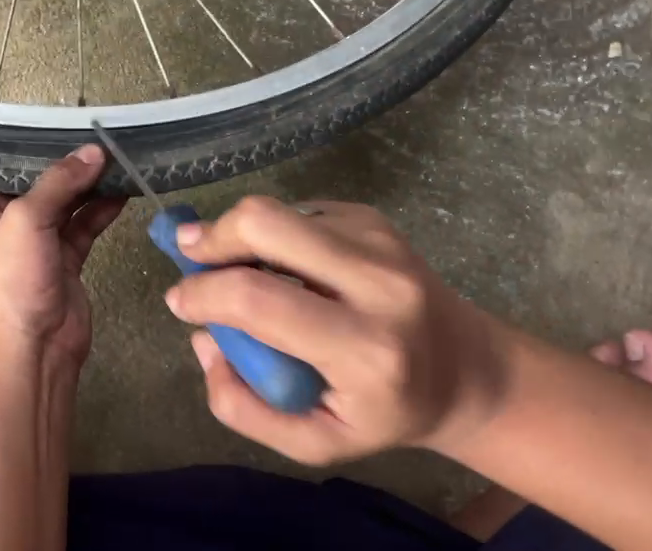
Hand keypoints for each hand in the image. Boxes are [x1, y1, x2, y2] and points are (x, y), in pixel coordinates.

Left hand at [0, 146, 125, 370]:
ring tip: (120, 157)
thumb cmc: (12, 278)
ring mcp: (38, 238)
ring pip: (67, 199)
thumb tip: (95, 151)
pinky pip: (85, 223)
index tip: (63, 116)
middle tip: (101, 132)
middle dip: (68, 160)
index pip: (3, 161)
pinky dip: (102, 208)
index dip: (30, 141)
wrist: (33, 349)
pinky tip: (124, 189)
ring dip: (90, 183)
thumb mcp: (27, 219)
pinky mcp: (66, 257)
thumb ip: (60, 182)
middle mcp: (6, 216)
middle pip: (40, 178)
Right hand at [165, 196, 509, 464]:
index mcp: (366, 350)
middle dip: (210, 237)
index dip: (201, 294)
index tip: (179, 302)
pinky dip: (272, 233)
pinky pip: (294, 210)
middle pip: (262, 223)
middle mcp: (378, 284)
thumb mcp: (318, 441)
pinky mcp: (372, 218)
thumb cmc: (387, 412)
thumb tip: (203, 342)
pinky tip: (284, 264)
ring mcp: (378, 242)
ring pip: (273, 209)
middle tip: (190, 256)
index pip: (256, 299)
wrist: (472, 374)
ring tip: (235, 265)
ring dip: (236, 233)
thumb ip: (245, 407)